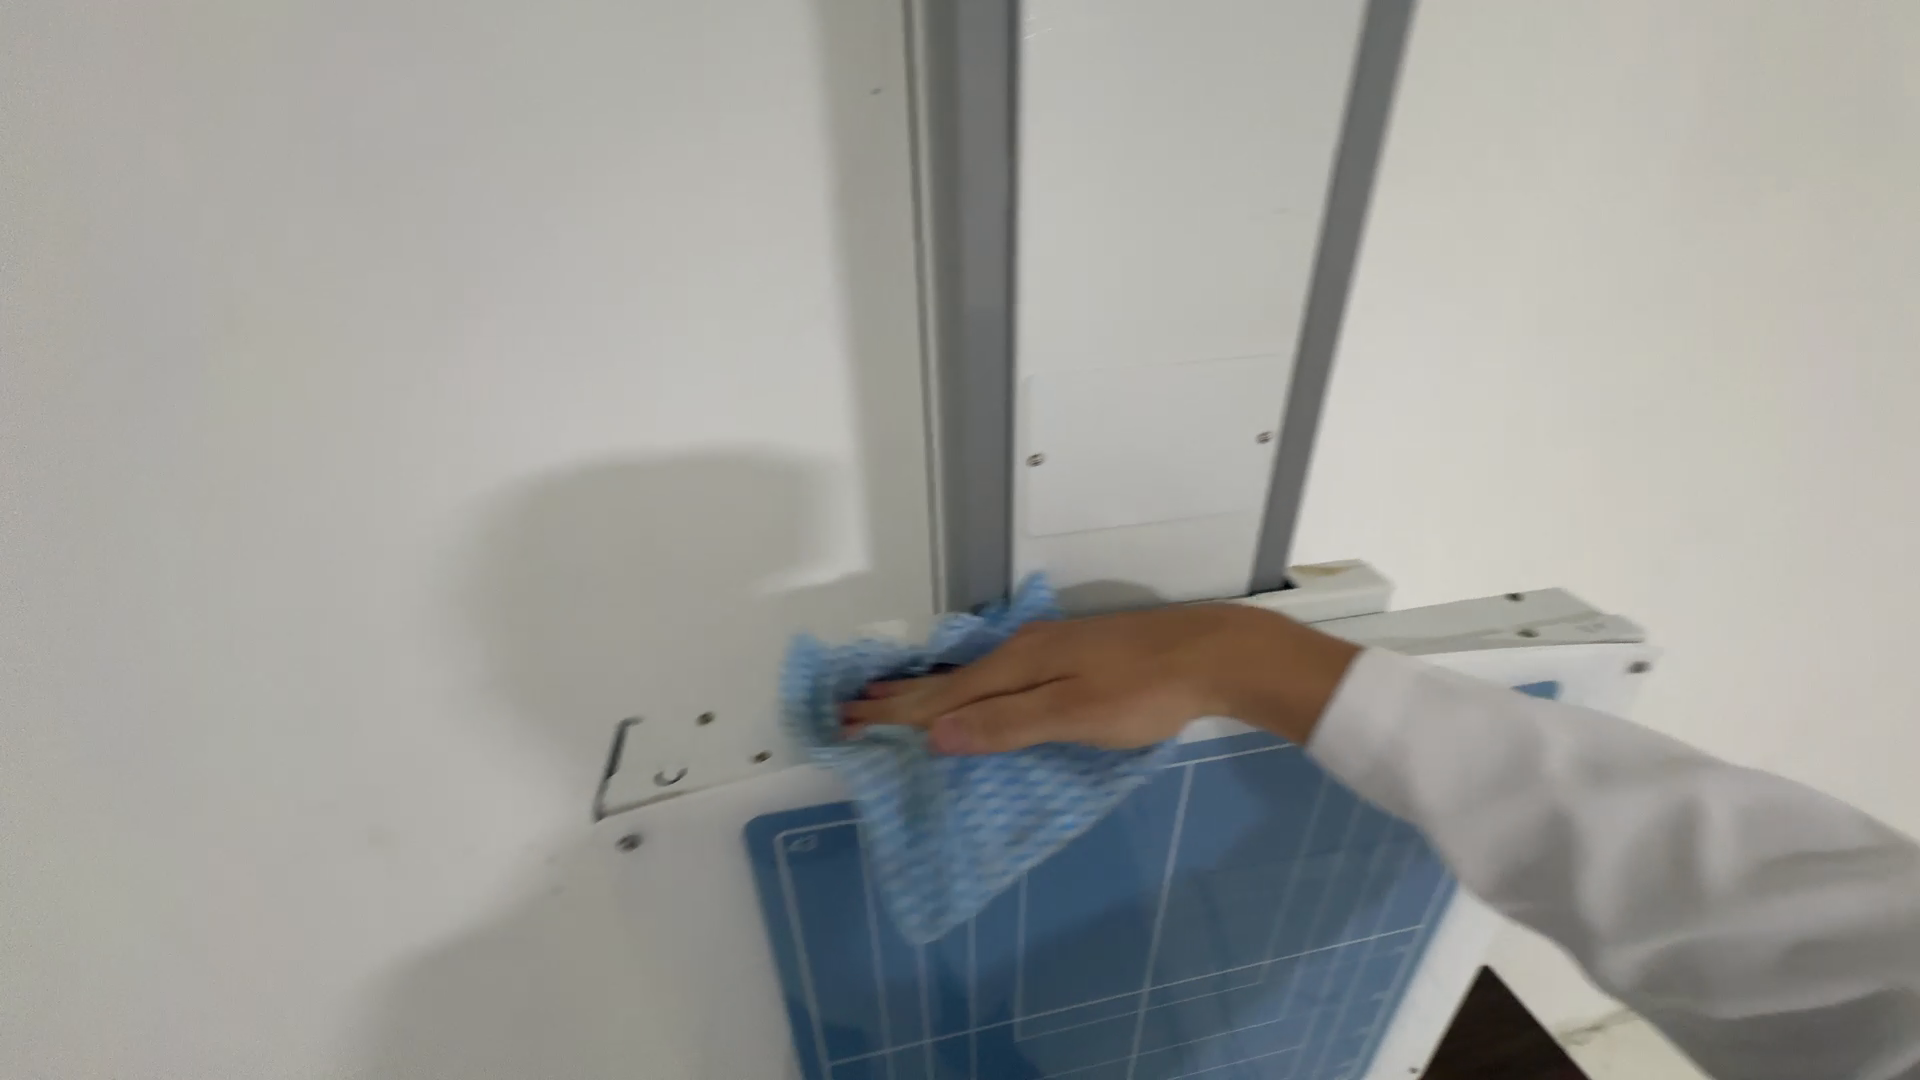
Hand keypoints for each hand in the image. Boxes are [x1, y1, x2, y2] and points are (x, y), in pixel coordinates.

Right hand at [839, 603, 1359, 754]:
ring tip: (891, 695)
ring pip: (971, 672)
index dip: (896, 715)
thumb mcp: (1072, 716)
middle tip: (852, 706)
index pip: (940, 697)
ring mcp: (1046, 647)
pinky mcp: (1069, 652)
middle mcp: (1022, 650)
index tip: (848, 723)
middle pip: (948, 679)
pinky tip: (967, 688)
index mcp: (1016, 666)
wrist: (1210, 652)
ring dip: (927, 688)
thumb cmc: (1142, 692)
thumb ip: (1005, 725)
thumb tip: (934, 735)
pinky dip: (965, 684)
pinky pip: (997, 671)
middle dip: (899, 697)